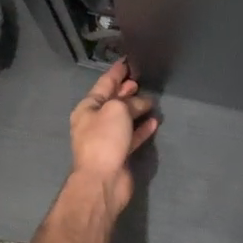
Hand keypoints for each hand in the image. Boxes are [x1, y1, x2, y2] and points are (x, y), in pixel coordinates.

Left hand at [69, 61, 157, 213]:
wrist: (102, 180)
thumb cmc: (105, 139)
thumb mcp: (117, 110)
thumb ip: (130, 102)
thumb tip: (141, 104)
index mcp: (88, 108)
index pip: (104, 84)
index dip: (116, 73)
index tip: (126, 62)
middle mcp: (95, 122)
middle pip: (113, 101)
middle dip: (125, 90)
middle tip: (139, 80)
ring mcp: (107, 139)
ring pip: (124, 119)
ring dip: (136, 109)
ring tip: (151, 100)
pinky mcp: (119, 154)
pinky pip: (132, 135)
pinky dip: (142, 128)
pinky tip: (153, 122)